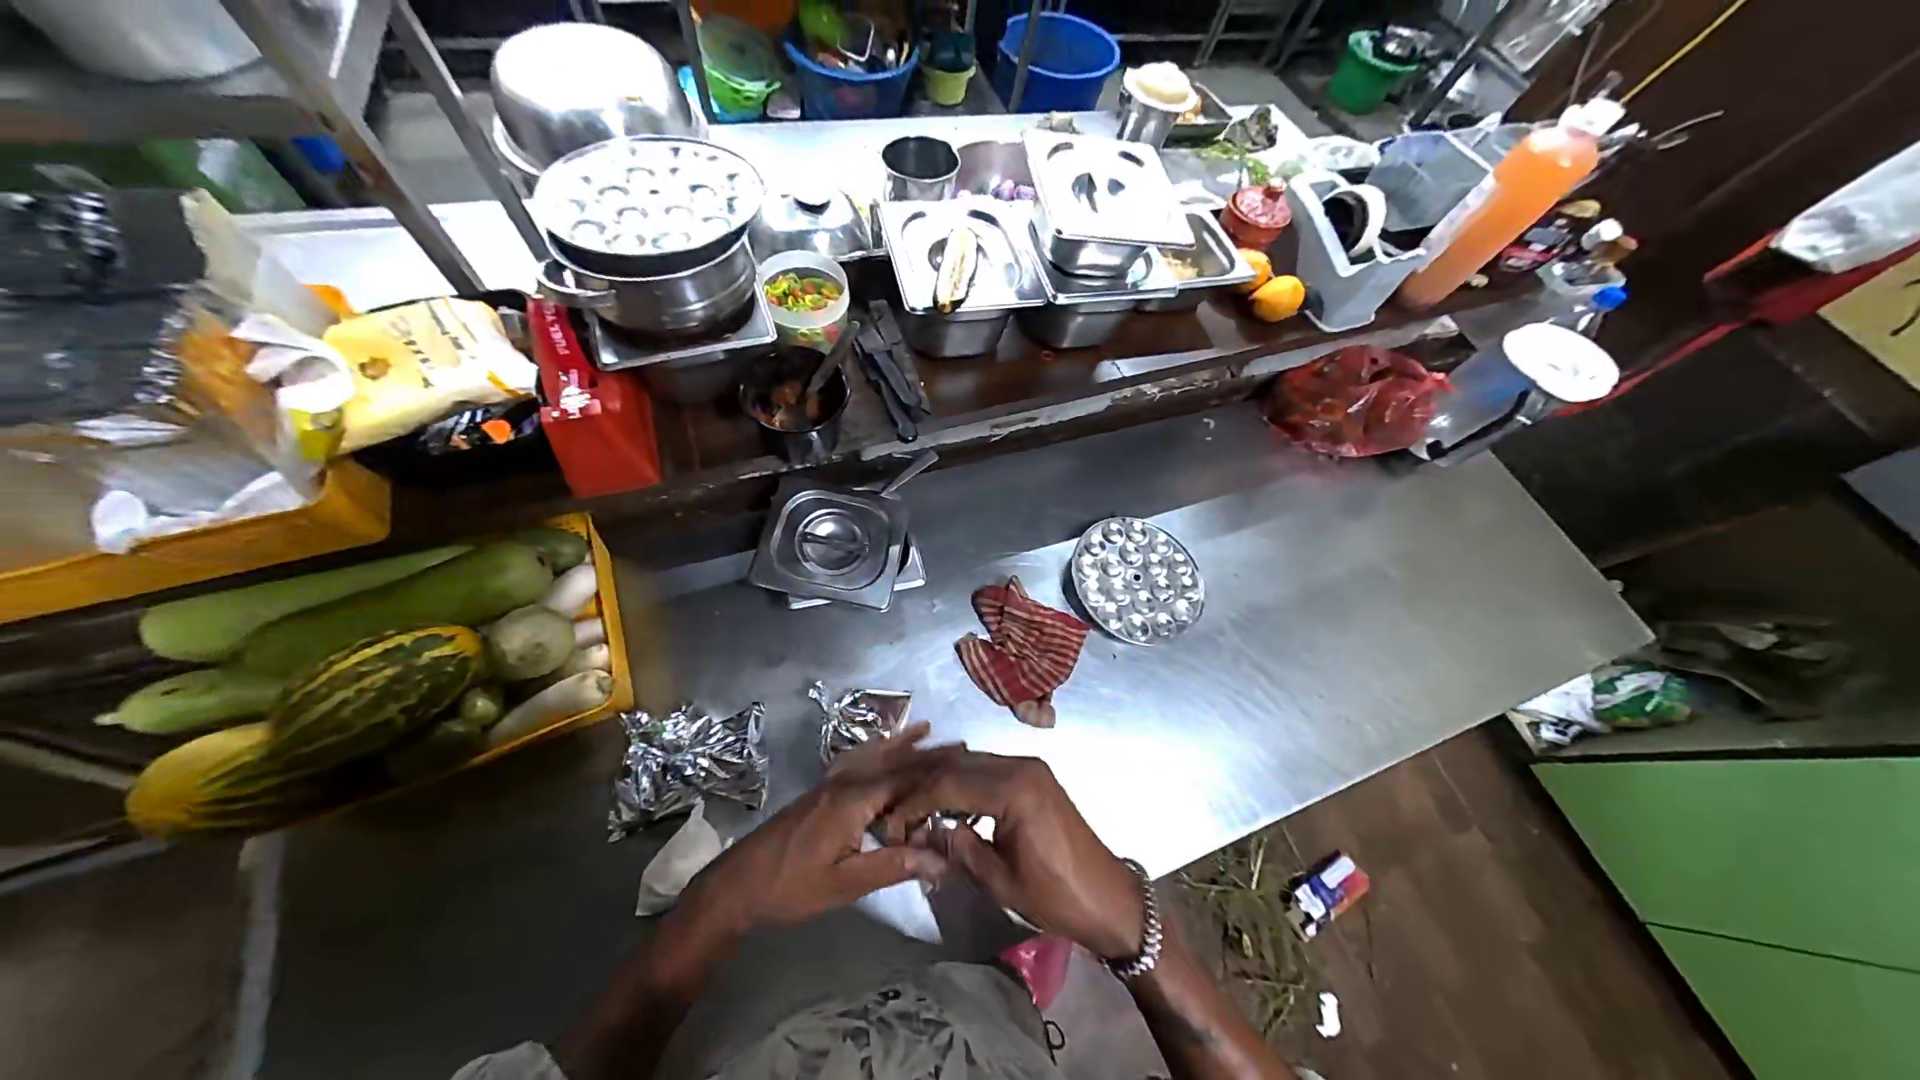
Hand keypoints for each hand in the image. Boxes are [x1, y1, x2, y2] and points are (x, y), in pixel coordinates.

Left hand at [682, 723, 953, 931]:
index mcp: (853, 801)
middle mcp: (843, 783)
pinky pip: (853, 759)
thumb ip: (894, 865)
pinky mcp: (819, 791)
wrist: (738, 885)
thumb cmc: (791, 887)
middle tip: (957, 743)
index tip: (966, 763)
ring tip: (924, 730)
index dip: (936, 773)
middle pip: (890, 761)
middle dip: (924, 752)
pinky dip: (872, 749)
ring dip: (899, 744)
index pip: (904, 780)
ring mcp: (828, 784)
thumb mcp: (846, 884)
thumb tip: (941, 858)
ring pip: (871, 755)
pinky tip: (877, 747)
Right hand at [879, 751, 1145, 959]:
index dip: (915, 801)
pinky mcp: (1035, 776)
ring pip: (972, 761)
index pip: (949, 783)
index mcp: (1014, 789)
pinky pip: (989, 768)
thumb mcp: (999, 880)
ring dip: (941, 778)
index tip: (892, 822)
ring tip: (913, 803)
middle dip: (923, 784)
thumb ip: (959, 847)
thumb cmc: (1056, 896)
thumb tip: (924, 830)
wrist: (1108, 898)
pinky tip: (946, 799)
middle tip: (896, 808)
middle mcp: (1021, 766)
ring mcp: (1030, 767)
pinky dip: (963, 780)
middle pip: (958, 764)